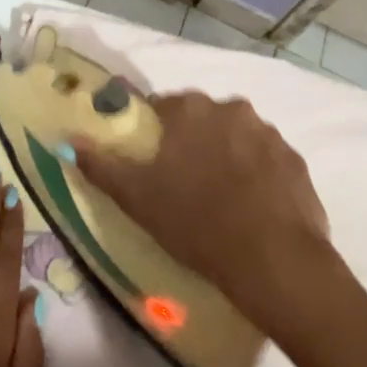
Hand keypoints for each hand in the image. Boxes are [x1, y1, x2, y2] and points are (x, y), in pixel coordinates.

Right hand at [70, 91, 328, 322]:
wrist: (273, 259)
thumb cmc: (194, 222)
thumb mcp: (135, 197)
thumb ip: (100, 164)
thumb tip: (70, 140)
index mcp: (190, 109)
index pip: (160, 107)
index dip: (151, 133)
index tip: (149, 164)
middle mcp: (232, 108)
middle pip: (202, 119)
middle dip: (191, 143)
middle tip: (181, 185)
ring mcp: (270, 133)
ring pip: (237, 138)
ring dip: (226, 157)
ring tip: (218, 201)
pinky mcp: (297, 162)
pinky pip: (267, 163)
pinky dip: (257, 177)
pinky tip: (250, 210)